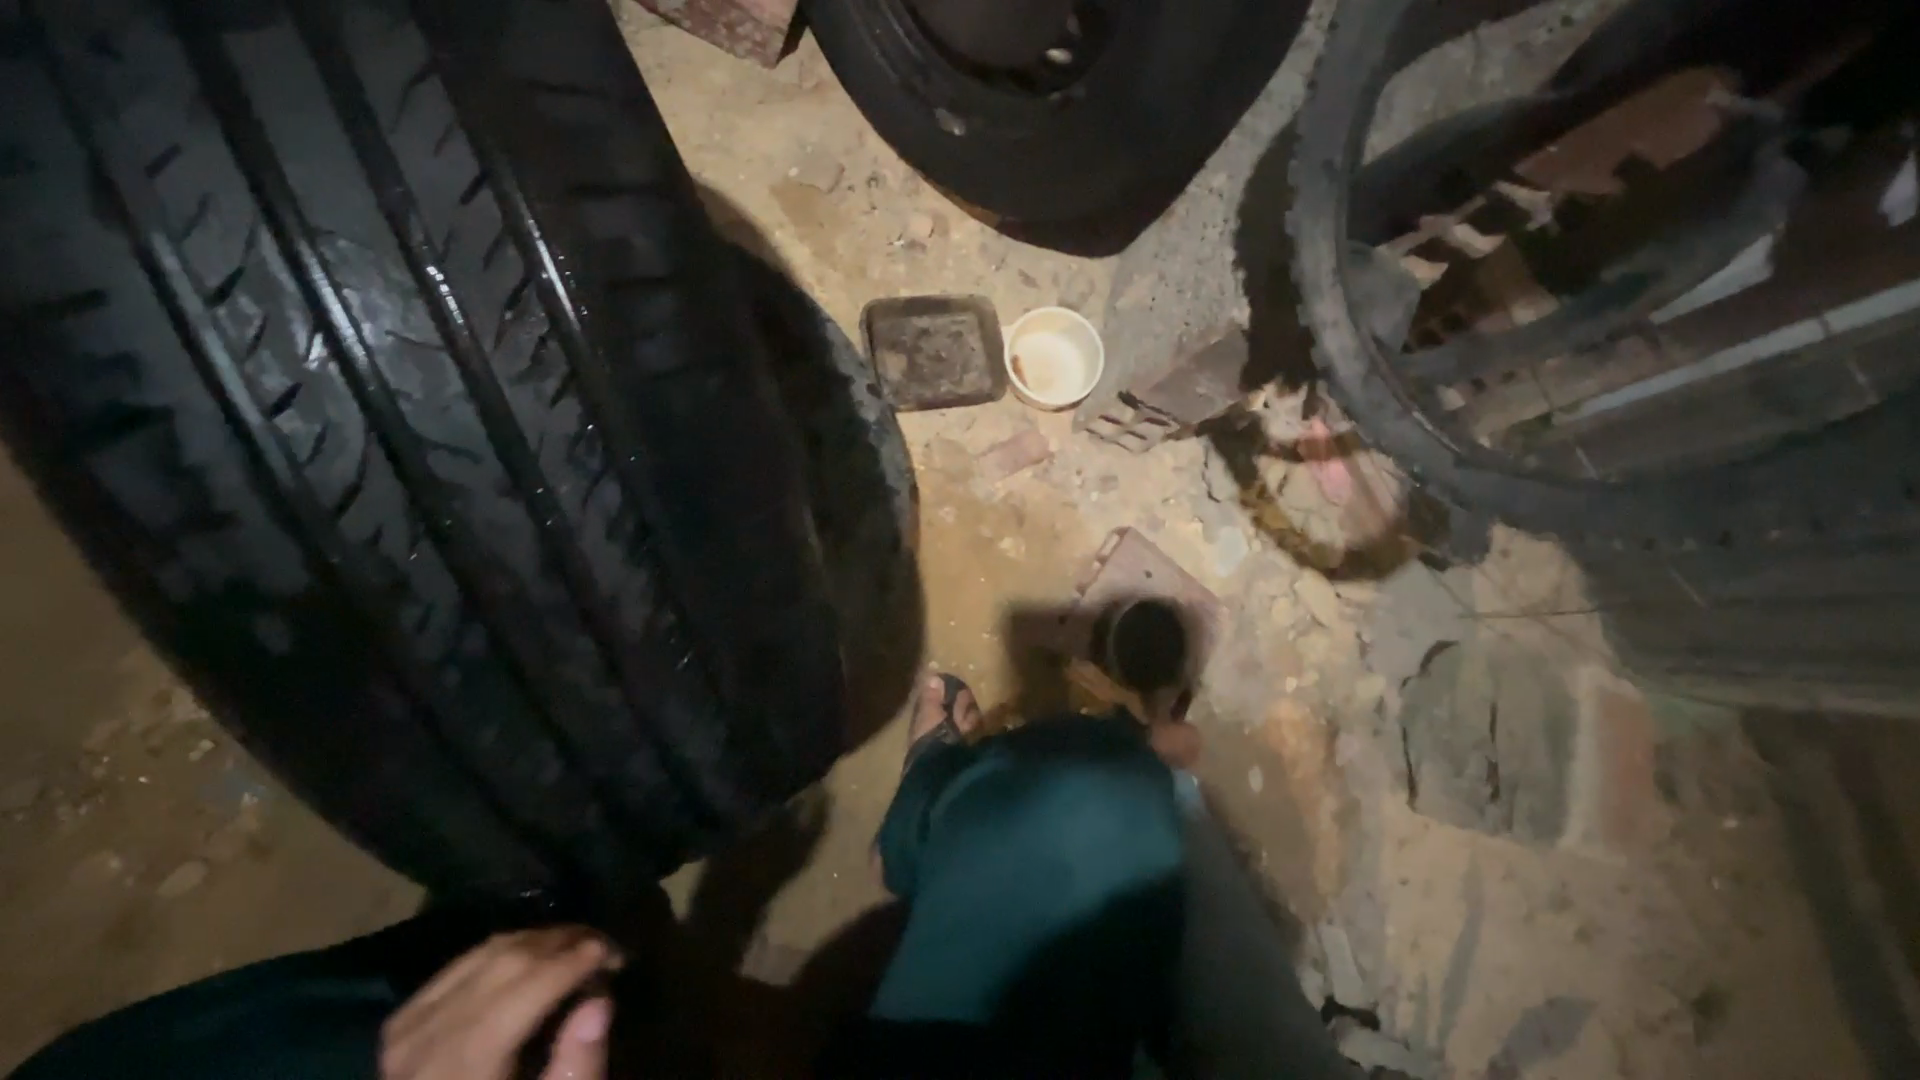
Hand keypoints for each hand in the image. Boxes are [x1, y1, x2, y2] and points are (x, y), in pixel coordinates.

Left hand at [380, 927, 620, 1079]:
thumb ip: (577, 1066)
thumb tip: (600, 1000)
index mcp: (467, 1065)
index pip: (529, 987)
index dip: (575, 962)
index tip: (615, 955)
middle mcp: (428, 1036)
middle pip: (508, 963)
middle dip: (563, 944)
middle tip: (603, 946)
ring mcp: (408, 1025)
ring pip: (486, 954)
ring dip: (538, 942)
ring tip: (576, 947)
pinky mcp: (401, 1020)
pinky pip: (462, 964)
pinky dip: (503, 951)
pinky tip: (531, 957)